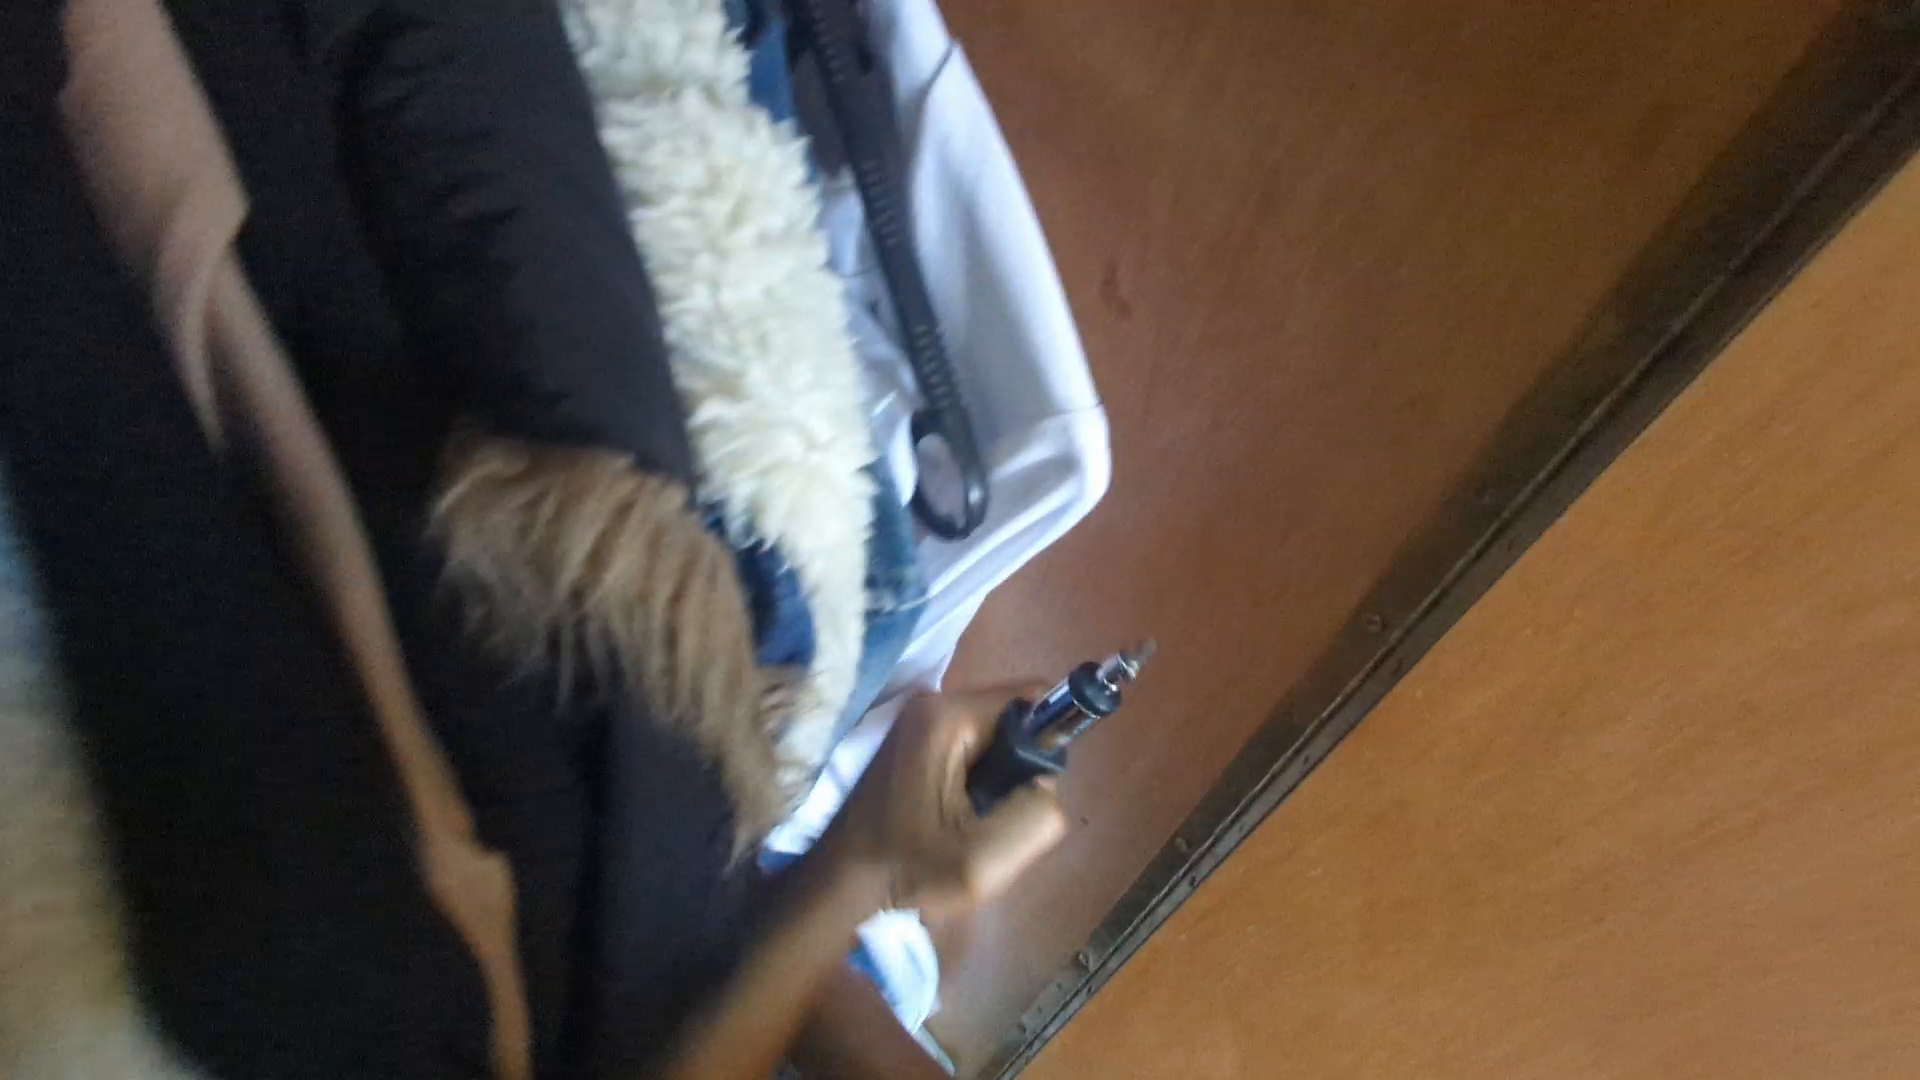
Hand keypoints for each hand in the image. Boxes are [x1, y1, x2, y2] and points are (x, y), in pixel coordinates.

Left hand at [817, 689, 1068, 919]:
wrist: (838, 884)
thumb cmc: (905, 870)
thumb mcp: (982, 863)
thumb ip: (1036, 817)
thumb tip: (1046, 783)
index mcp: (947, 717)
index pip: (1031, 700)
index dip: (1043, 746)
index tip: (1023, 795)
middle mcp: (932, 702)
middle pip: (1011, 716)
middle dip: (1017, 767)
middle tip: (992, 819)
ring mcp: (918, 717)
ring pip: (992, 733)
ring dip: (996, 776)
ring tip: (970, 822)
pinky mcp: (913, 736)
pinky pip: (969, 743)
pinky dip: (975, 777)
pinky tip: (953, 815)